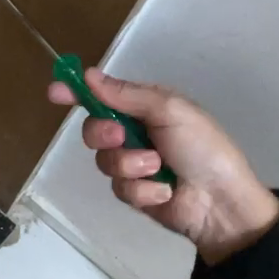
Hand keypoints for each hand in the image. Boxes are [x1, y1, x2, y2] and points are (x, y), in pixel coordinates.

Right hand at [48, 71, 278, 263]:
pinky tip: (164, 192)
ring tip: (159, 169)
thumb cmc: (203, 148)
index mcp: (144, 107)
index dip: (76, 92)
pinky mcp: (134, 193)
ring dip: (131, 165)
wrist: (223, 204)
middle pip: (93, 128)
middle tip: (122, 136)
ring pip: (104, 161)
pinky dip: (143, 190)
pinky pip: (120, 189)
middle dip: (104, 133)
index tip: (55, 92)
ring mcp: (133, 164)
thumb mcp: (170, 110)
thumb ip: (127, 94)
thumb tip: (88, 75)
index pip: (103, 95)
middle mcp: (134, 132)